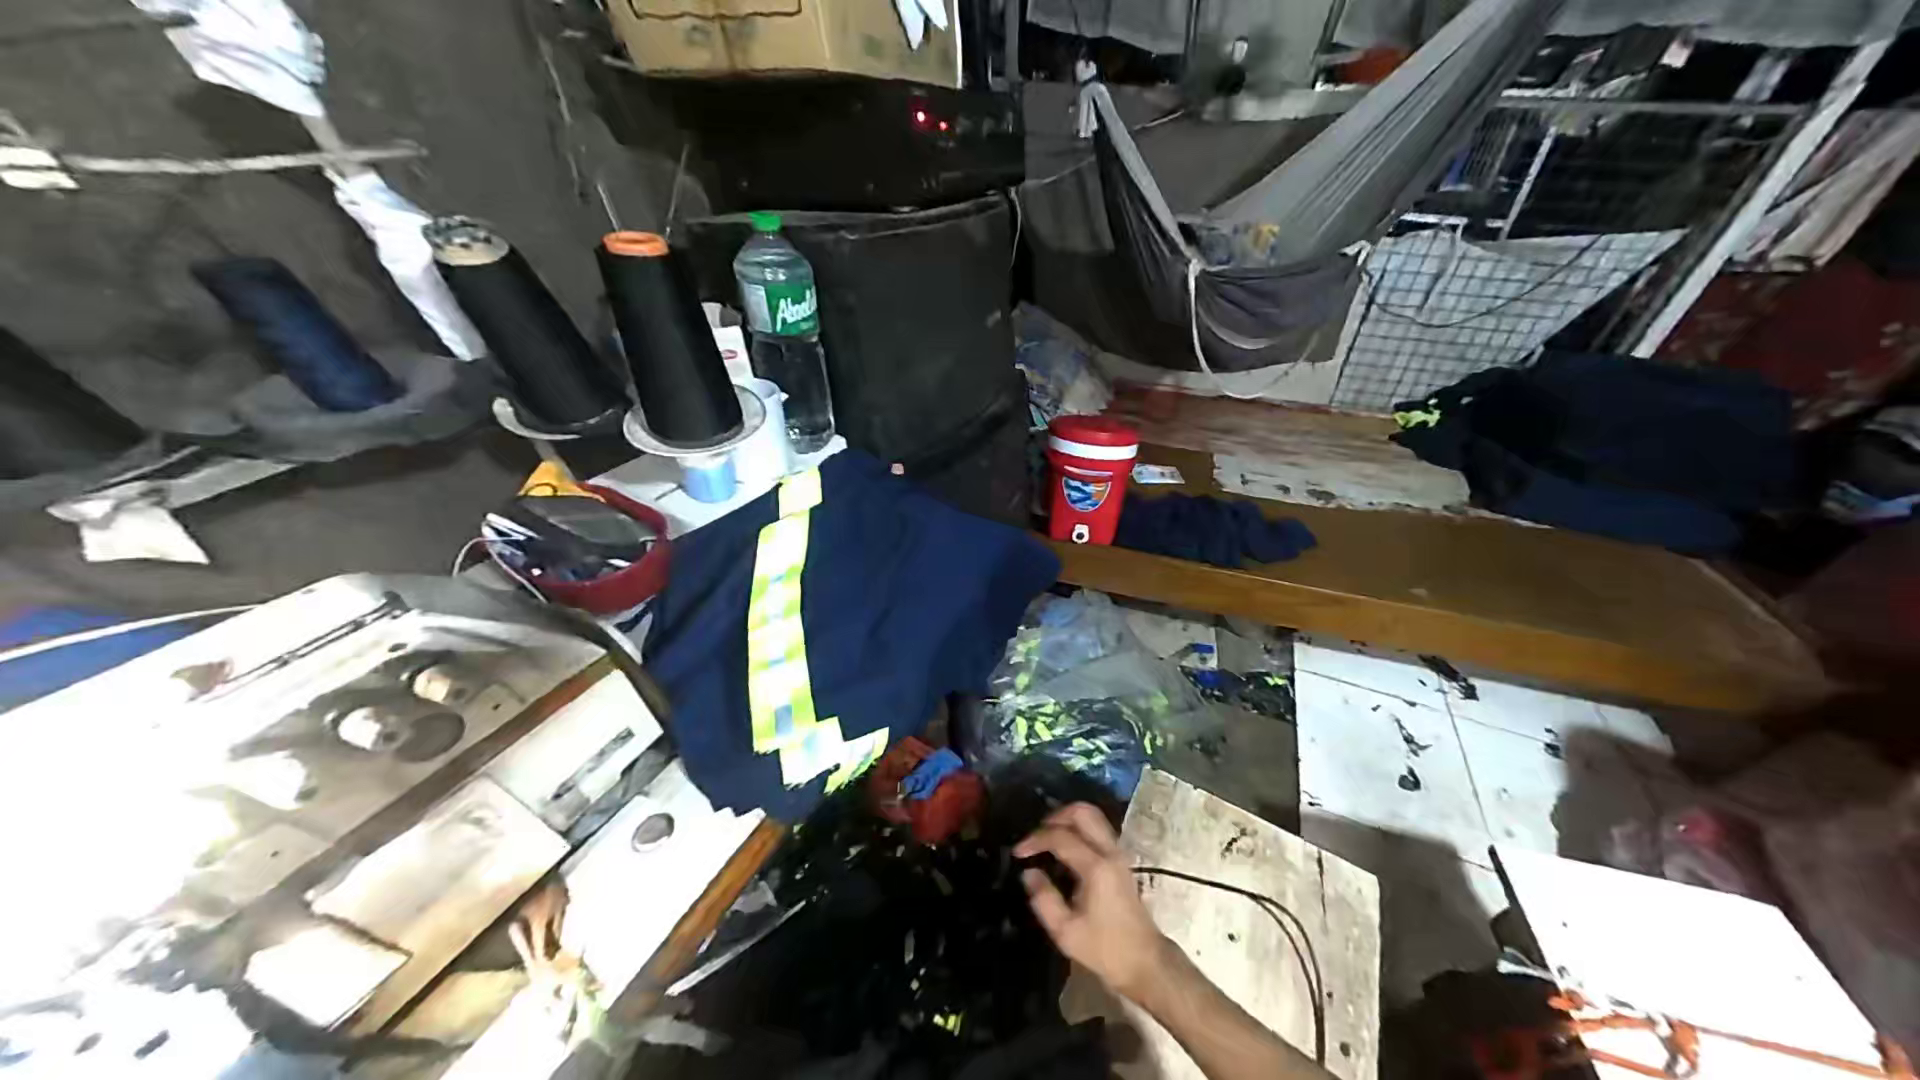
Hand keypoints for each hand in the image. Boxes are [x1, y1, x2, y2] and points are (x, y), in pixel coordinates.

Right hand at [1014, 802, 1174, 1000]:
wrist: (1146, 962)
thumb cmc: (1105, 950)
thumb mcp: (1066, 932)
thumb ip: (1043, 899)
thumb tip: (1028, 873)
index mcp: (1096, 867)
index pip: (1061, 837)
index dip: (1035, 839)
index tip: (1018, 852)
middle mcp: (1110, 852)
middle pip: (1083, 812)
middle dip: (1054, 816)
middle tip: (1036, 835)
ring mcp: (1119, 854)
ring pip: (1093, 817)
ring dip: (1067, 820)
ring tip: (1047, 838)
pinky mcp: (1121, 860)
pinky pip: (1098, 830)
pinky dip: (1078, 829)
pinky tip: (1064, 848)